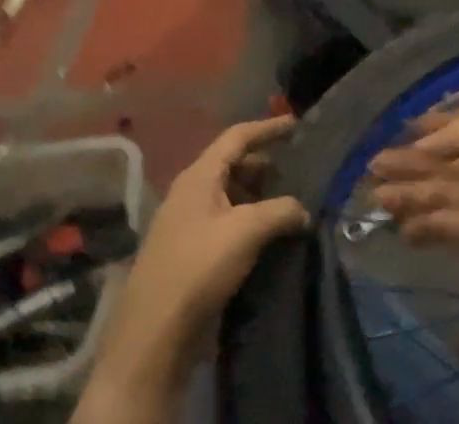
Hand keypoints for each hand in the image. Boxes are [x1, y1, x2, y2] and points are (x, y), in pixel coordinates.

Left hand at [83, 117, 307, 416]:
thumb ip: (281, 210)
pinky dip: (251, 222)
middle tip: (301, 172)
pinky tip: (272, 236)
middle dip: (267, 165)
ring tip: (293, 205)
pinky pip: (227, 223)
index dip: (267, 128)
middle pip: (233, 165)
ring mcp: (189, 224)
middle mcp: (191, 194)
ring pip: (231, 196)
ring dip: (260, 197)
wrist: (155, 333)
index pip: (236, 137)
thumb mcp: (246, 230)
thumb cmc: (198, 268)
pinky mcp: (192, 254)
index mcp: (198, 177)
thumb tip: (303, 210)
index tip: (297, 125)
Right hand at [369, 112, 458, 304]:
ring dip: (408, 194)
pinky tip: (401, 229)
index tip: (397, 128)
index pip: (458, 126)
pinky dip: (422, 226)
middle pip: (441, 162)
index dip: (429, 127)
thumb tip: (422, 144)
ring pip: (438, 194)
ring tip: (375, 197)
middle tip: (371, 166)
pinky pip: (444, 226)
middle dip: (408, 162)